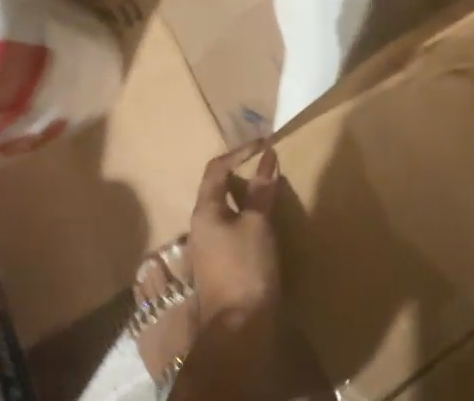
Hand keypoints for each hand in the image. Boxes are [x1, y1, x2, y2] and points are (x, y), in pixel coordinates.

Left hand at [188, 144, 281, 325]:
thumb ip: (261, 190)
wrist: (238, 328)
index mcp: (205, 210)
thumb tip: (268, 156)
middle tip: (269, 165)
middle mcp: (201, 225)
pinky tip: (267, 223)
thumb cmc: (245, 268)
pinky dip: (249, 217)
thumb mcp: (257, 224)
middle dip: (243, 173)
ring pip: (227, 209)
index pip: (217, 167)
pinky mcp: (221, 264)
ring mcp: (209, 247)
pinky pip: (234, 228)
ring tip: (272, 190)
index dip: (240, 151)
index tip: (266, 144)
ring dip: (247, 196)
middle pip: (218, 188)